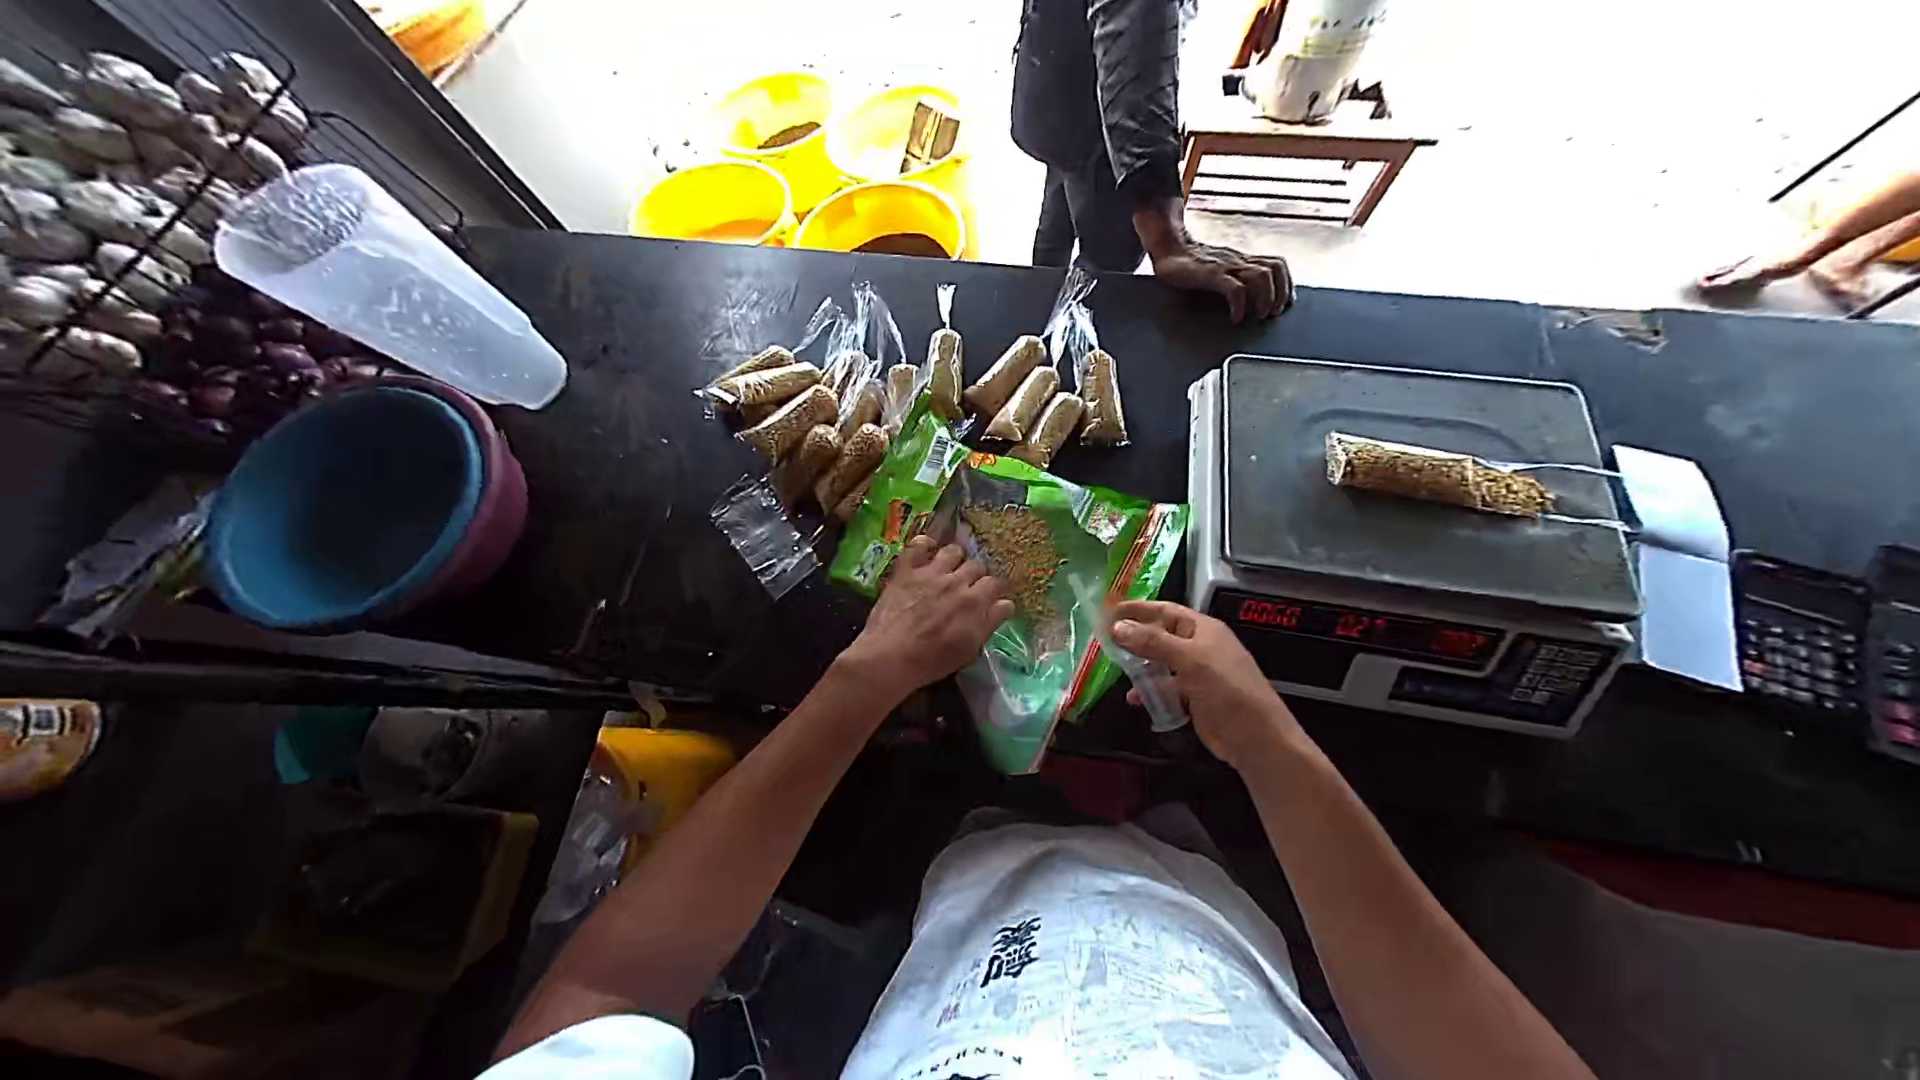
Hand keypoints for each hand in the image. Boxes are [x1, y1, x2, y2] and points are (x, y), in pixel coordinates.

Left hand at [839, 536, 1014, 700]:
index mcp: (975, 602)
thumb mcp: (969, 648)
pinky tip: (927, 549)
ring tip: (950, 567)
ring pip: (953, 551)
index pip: (995, 583)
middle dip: (976, 574)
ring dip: (955, 558)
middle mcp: (956, 581)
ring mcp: (931, 573)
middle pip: (976, 565)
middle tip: (969, 585)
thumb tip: (1006, 604)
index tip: (991, 595)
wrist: (890, 656)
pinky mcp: (907, 570)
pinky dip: (925, 544)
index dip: (995, 589)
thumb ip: (990, 622)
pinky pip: (918, 545)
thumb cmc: (932, 660)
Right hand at [1110, 600, 1306, 768]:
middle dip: (1134, 637)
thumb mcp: (1190, 661)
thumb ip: (1153, 642)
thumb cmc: (1228, 691)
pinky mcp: (1193, 697)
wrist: (1257, 738)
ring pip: (1160, 662)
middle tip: (1104, 640)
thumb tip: (1117, 626)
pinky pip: (1164, 687)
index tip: (1107, 612)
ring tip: (1115, 667)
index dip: (1137, 609)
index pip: (1164, 610)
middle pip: (1160, 635)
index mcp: (1203, 629)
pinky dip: (1149, 690)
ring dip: (1139, 665)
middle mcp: (1198, 647)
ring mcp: (1196, 673)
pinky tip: (1135, 698)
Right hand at [1150, 241, 1294, 322]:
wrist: (1168, 248)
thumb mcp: (1217, 269)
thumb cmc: (1189, 264)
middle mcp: (1239, 260)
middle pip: (1275, 268)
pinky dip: (1240, 305)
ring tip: (1260, 316)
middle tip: (1273, 313)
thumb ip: (1231, 278)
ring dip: (1266, 298)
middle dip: (1280, 293)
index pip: (1277, 265)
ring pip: (1261, 276)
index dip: (1286, 284)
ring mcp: (1226, 266)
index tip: (1284, 304)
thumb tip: (1244, 299)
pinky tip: (1236, 318)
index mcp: (1242, 260)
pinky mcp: (1212, 274)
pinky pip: (1234, 288)